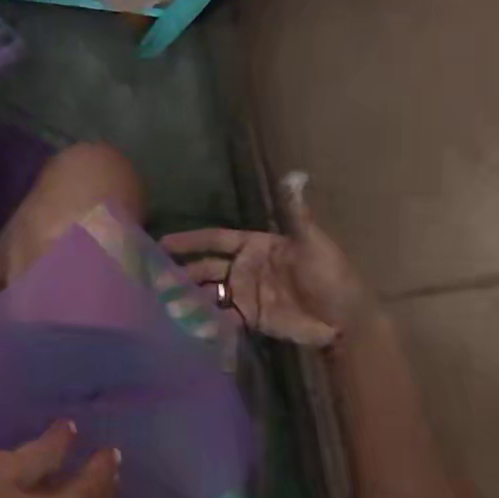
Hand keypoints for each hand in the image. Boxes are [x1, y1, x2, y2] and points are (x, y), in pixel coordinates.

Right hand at [161, 174, 370, 345]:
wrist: (344, 320)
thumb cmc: (330, 277)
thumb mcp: (313, 243)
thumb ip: (296, 214)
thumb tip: (295, 176)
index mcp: (256, 246)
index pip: (216, 240)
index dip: (191, 240)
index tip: (163, 243)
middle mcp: (245, 268)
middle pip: (205, 267)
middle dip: (181, 271)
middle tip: (154, 277)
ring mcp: (245, 294)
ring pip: (208, 291)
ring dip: (187, 295)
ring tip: (164, 302)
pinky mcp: (249, 317)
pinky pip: (220, 316)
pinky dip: (203, 318)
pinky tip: (183, 322)